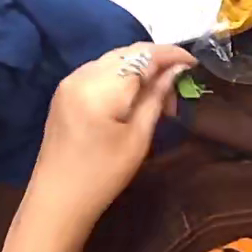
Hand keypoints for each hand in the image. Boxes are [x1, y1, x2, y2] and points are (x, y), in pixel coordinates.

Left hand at [17, 43, 196, 244]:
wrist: (57, 198)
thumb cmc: (103, 175)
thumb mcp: (138, 138)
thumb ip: (156, 98)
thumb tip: (177, 69)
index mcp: (100, 88)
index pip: (142, 56)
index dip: (170, 54)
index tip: (194, 63)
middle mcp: (82, 75)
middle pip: (126, 52)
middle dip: (156, 61)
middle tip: (179, 84)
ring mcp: (70, 80)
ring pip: (113, 59)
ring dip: (139, 66)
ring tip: (160, 92)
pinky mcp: (65, 89)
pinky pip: (99, 69)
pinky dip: (121, 74)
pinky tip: (134, 93)